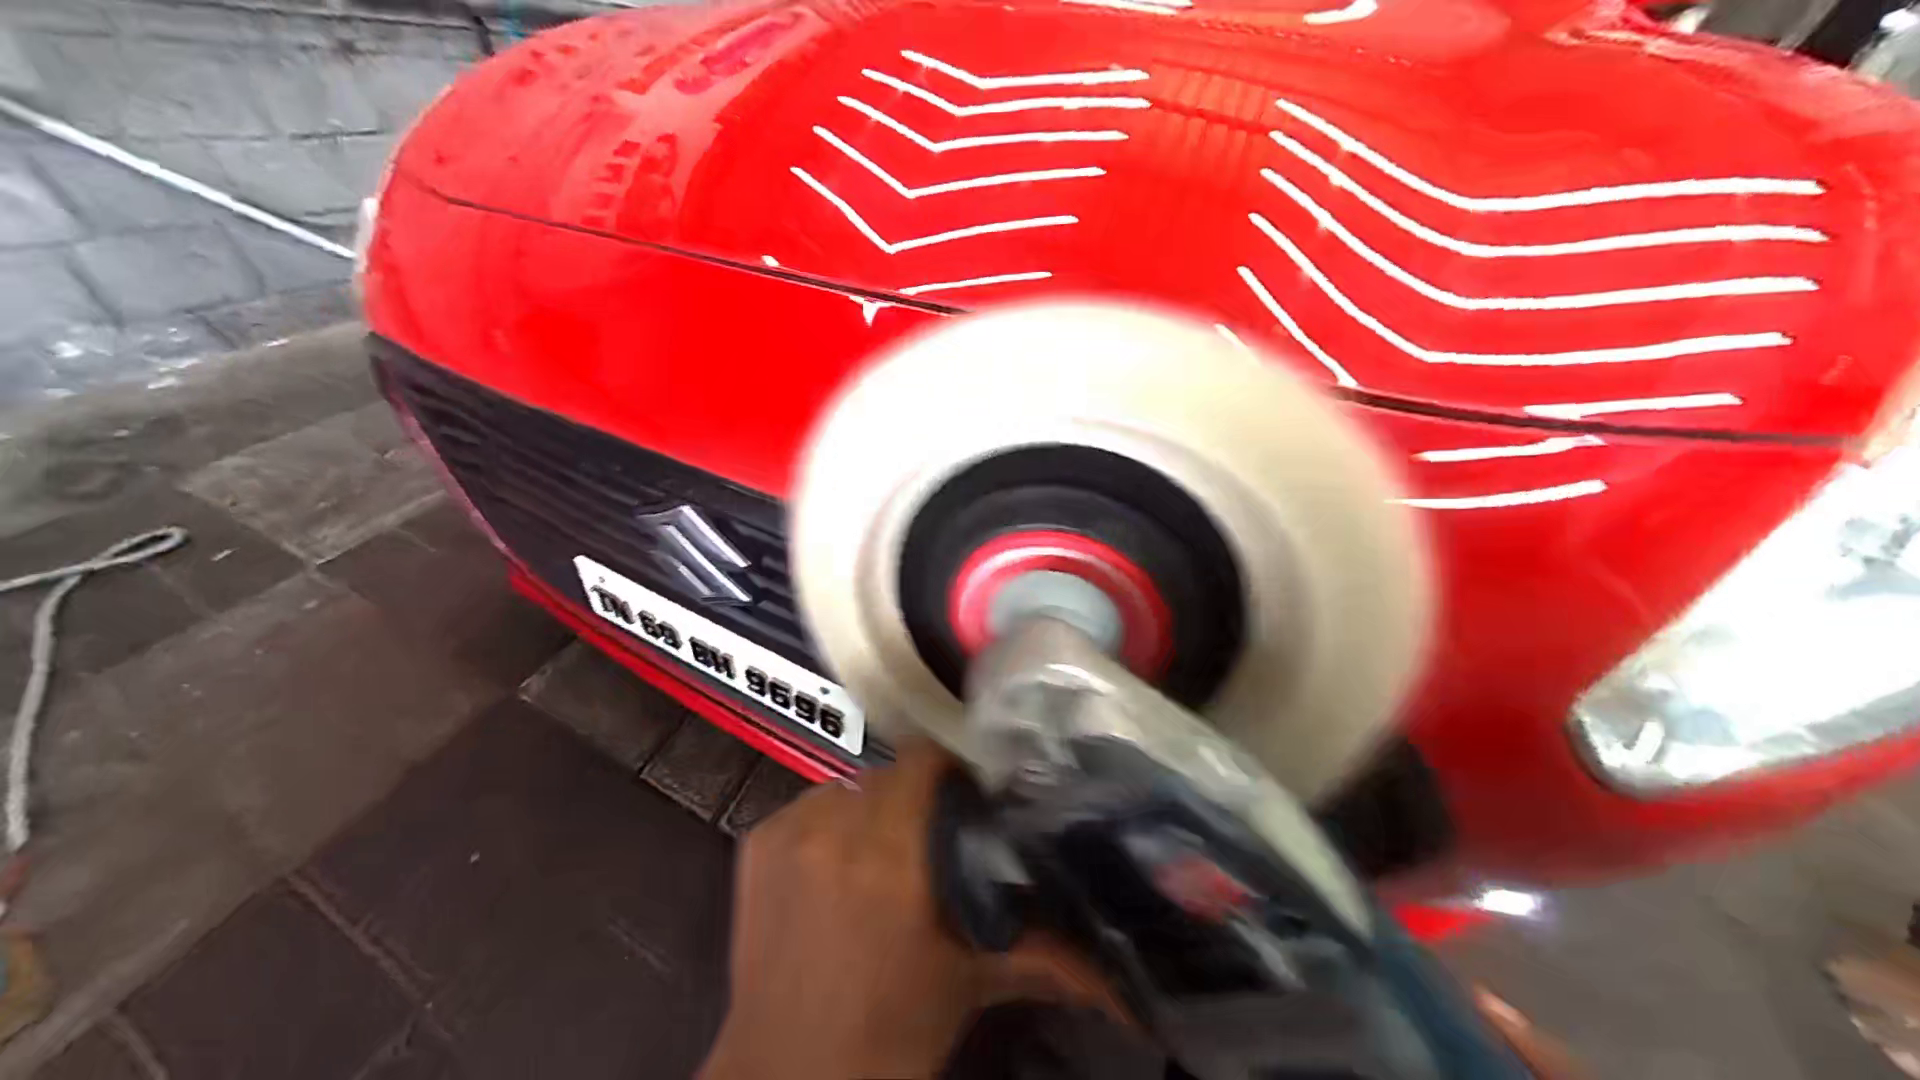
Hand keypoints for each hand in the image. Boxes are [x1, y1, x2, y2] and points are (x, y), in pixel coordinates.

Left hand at [698, 740, 1126, 1079]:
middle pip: (888, 772)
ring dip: (871, 809)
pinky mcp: (755, 842)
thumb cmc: (888, 1032)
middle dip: (914, 795)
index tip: (966, 795)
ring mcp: (787, 831)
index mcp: (889, 857)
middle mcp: (834, 828)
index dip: (950, 769)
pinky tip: (835, 868)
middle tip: (932, 833)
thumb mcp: (969, 983)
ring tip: (883, 852)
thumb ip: (1046, 959)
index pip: (924, 761)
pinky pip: (808, 806)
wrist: (788, 1074)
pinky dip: (828, 824)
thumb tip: (1131, 986)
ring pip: (848, 785)